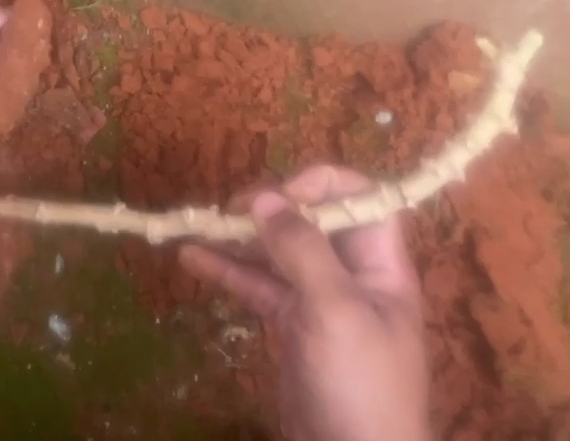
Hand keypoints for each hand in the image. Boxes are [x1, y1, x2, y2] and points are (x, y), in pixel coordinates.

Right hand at [179, 165, 430, 440]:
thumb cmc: (359, 383)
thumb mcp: (335, 311)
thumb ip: (302, 250)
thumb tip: (265, 196)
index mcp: (379, 266)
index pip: (361, 200)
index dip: (323, 186)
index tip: (282, 196)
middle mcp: (350, 274)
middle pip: (310, 220)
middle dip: (268, 208)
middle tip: (229, 212)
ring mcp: (318, 299)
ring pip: (276, 250)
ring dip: (238, 235)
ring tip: (198, 226)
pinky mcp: (290, 323)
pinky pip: (256, 283)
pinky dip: (226, 269)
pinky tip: (190, 257)